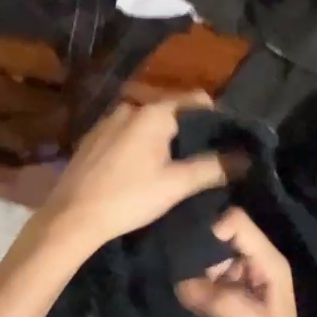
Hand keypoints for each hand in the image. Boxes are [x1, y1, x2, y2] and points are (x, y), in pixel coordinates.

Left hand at [32, 93, 228, 255]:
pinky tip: (142, 169)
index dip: (216, 117)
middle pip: (172, 111)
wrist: (71, 217)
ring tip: (176, 165)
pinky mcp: (93, 138)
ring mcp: (108, 121)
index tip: (227, 139)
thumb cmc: (128, 198)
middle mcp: (130, 107)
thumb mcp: (176, 185)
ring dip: (163, 139)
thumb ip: (213, 168)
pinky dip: (141, 145)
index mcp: (153, 112)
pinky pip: (127, 133)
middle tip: (205, 157)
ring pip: (148, 123)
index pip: (196, 100)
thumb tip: (245, 158)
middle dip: (189, 131)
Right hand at [176, 209, 316, 316]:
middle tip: (168, 260)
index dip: (211, 227)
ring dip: (190, 265)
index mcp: (269, 263)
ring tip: (167, 274)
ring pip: (209, 257)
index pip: (237, 222)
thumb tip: (178, 281)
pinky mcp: (228, 298)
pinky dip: (191, 281)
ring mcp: (241, 281)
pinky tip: (174, 287)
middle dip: (196, 245)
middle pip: (220, 236)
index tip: (184, 246)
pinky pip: (205, 278)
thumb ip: (217, 299)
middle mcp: (256, 264)